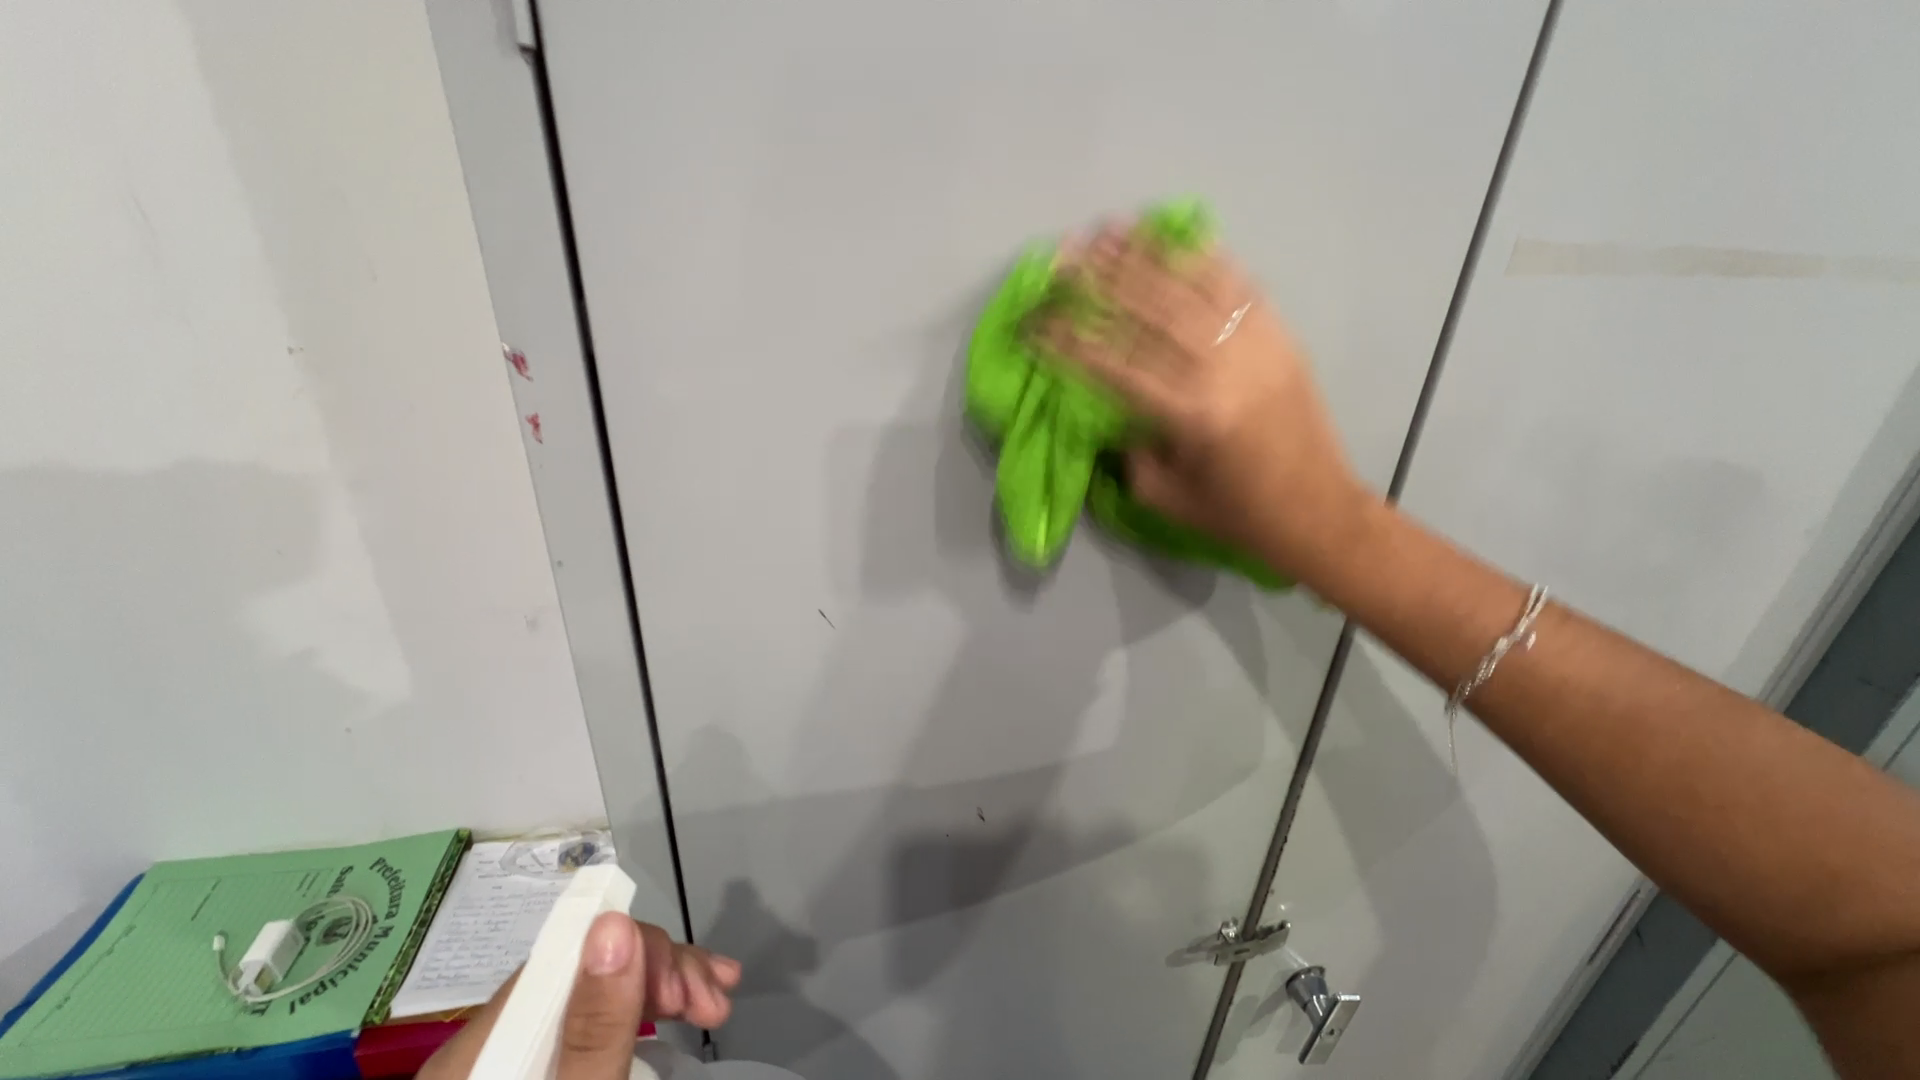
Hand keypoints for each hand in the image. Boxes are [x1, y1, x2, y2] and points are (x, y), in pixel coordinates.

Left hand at [418, 914, 741, 1079]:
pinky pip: (588, 1028)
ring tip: (715, 1000)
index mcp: (479, 1051)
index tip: (695, 994)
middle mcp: (486, 1049)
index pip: (566, 959)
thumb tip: (611, 923)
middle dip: (660, 973)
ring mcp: (510, 1067)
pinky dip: (639, 1015)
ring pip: (592, 995)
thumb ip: (593, 1028)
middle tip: (718, 1000)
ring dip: (660, 989)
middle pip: (582, 974)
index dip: (639, 955)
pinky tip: (674, 1015)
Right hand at [1034, 224, 1371, 574]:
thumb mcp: (1166, 496)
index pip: (1114, 364)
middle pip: (1149, 310)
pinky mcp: (1280, 335)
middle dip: (1099, 281)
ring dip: (1145, 253)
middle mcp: (1222, 369)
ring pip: (1192, 285)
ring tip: (1108, 229)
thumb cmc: (1237, 514)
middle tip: (1062, 258)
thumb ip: (1130, 453)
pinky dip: (1204, 256)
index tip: (1035, 321)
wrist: (1318, 511)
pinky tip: (1174, 235)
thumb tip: (1112, 415)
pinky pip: (1238, 285)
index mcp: (1190, 415)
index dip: (1069, 341)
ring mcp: (1256, 344)